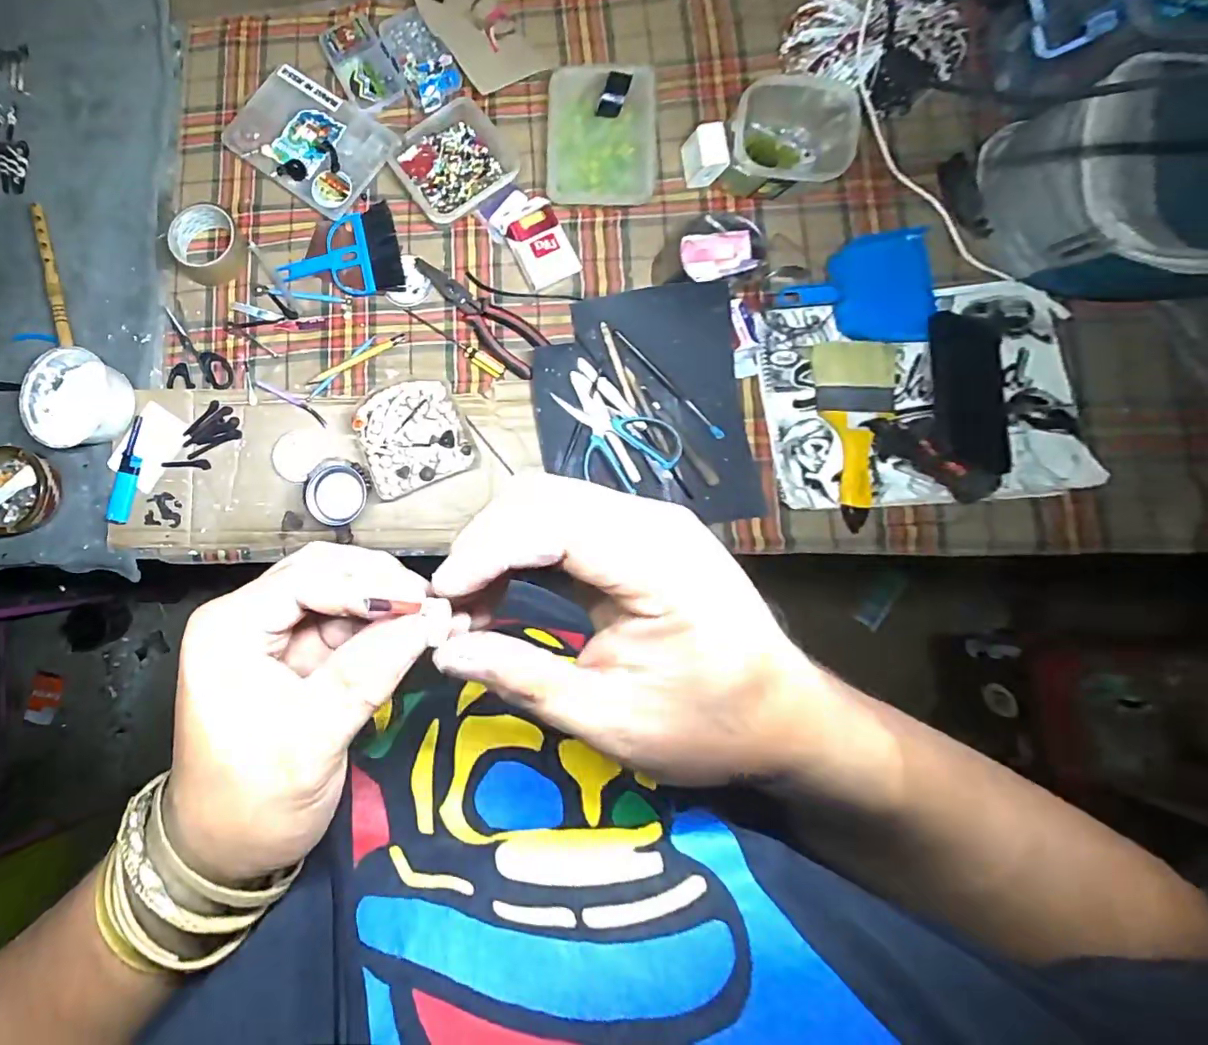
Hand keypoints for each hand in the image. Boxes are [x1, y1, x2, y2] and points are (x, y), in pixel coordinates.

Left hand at [164, 543, 448, 881]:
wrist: (222, 847)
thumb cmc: (249, 802)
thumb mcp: (310, 741)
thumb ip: (365, 675)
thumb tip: (424, 622)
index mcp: (227, 630)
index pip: (301, 580)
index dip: (364, 584)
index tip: (421, 601)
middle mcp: (242, 620)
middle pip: (316, 576)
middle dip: (376, 586)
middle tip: (432, 606)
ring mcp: (266, 637)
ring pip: (331, 596)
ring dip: (380, 604)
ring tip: (430, 618)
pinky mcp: (289, 658)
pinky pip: (336, 628)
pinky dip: (374, 628)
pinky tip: (409, 634)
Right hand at [428, 474, 850, 787]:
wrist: (784, 718)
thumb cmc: (709, 726)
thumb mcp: (609, 720)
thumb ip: (523, 680)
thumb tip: (444, 653)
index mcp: (658, 563)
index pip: (549, 524)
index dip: (484, 553)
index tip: (441, 600)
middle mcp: (647, 520)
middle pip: (534, 499)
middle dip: (478, 548)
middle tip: (450, 609)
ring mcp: (637, 520)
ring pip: (534, 502)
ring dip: (489, 548)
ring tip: (467, 605)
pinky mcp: (623, 532)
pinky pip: (548, 521)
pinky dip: (509, 552)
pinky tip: (495, 593)